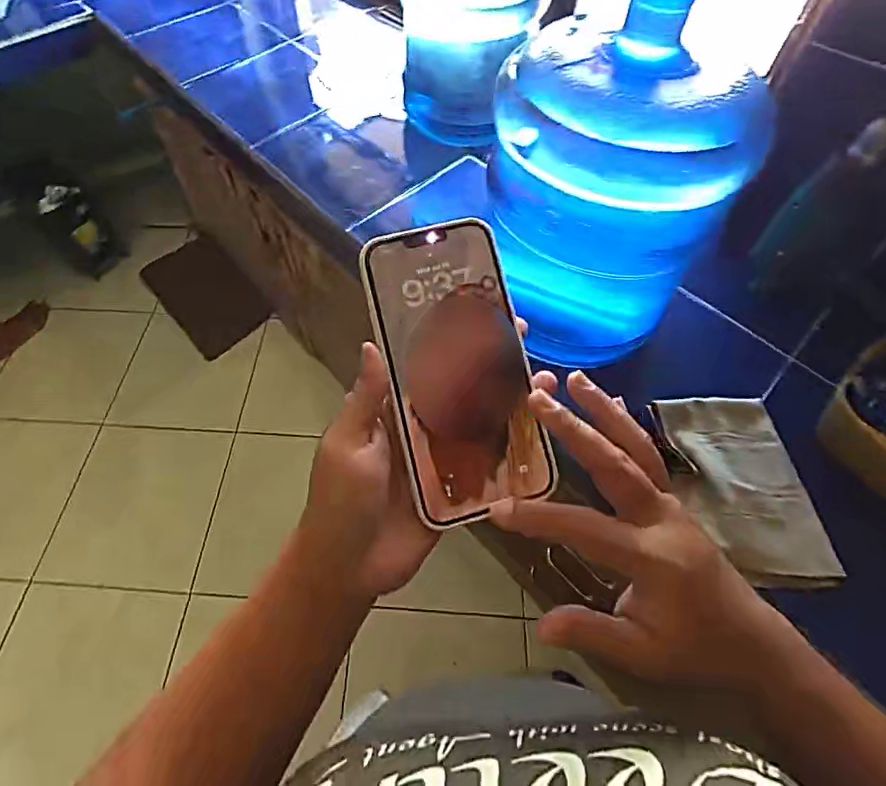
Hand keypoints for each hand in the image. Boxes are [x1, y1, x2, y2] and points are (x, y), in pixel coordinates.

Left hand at [298, 322, 552, 601]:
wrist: (347, 568)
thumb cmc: (340, 500)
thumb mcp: (347, 444)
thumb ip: (367, 400)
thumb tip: (371, 344)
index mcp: (394, 412)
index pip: (428, 367)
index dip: (452, 342)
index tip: (479, 316)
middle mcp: (423, 429)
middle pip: (463, 390)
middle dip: (492, 365)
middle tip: (526, 339)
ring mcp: (444, 460)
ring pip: (482, 423)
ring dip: (510, 402)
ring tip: (544, 381)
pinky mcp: (459, 492)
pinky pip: (489, 468)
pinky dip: (513, 452)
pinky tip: (542, 434)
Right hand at [491, 372, 809, 693]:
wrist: (751, 639)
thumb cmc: (694, 647)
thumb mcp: (641, 652)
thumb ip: (592, 632)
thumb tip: (541, 627)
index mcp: (651, 556)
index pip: (586, 529)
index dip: (541, 518)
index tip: (500, 509)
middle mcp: (661, 517)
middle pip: (615, 464)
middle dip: (575, 429)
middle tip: (539, 399)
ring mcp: (670, 502)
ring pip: (636, 446)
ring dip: (604, 410)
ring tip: (575, 379)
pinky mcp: (672, 499)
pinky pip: (648, 454)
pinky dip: (627, 425)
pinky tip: (612, 402)